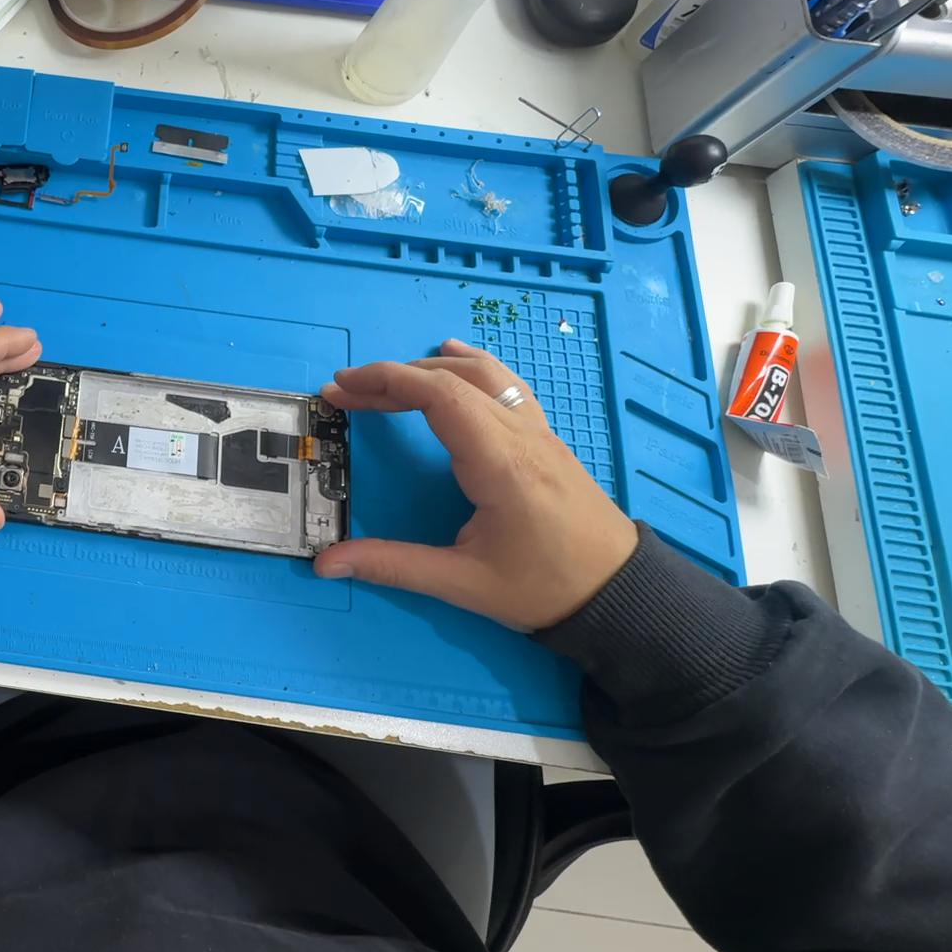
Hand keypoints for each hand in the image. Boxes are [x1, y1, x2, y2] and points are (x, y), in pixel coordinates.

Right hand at [314, 339, 639, 631]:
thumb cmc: (545, 587)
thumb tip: (327, 563)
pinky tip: (457, 357)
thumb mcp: (463, 584)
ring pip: (482, 374)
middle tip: (345, 392)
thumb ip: (393, 566)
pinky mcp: (545, 440)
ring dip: (426, 369)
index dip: (385, 382)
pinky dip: (471, 365)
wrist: (624, 594)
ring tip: (385, 376)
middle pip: (451, 380)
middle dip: (390, 378)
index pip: (439, 395)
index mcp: (499, 462)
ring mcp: (538, 433)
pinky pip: (507, 385)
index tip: (342, 388)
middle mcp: (520, 435)